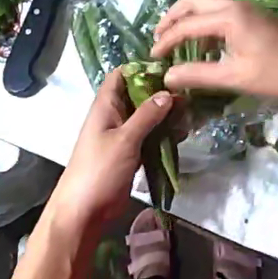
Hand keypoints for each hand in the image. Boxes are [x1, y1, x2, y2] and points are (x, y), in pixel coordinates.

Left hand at [42, 69, 173, 238]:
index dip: (141, 69)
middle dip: (161, 93)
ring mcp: (122, 136)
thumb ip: (146, 116)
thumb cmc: (100, 169)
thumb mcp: (125, 139)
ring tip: (192, 111)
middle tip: (189, 92)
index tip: (169, 68)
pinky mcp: (129, 154)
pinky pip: (148, 137)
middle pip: (138, 95)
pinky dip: (163, 134)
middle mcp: (113, 116)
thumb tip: (167, 93)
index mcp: (105, 106)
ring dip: (165, 115)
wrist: (85, 210)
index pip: (121, 75)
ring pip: (146, 117)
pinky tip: (183, 133)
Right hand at [152, 0, 277, 106]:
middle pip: (193, 1)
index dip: (166, 39)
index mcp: (230, 17)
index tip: (153, 56)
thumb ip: (197, 74)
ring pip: (206, 3)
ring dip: (188, 17)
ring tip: (174, 39)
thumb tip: (167, 76)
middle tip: (158, 37)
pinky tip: (202, 45)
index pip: (187, 24)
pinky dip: (203, 22)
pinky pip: (219, 11)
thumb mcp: (233, 78)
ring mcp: (246, 8)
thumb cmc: (276, 76)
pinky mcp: (253, 16)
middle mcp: (235, 5)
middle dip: (172, 17)